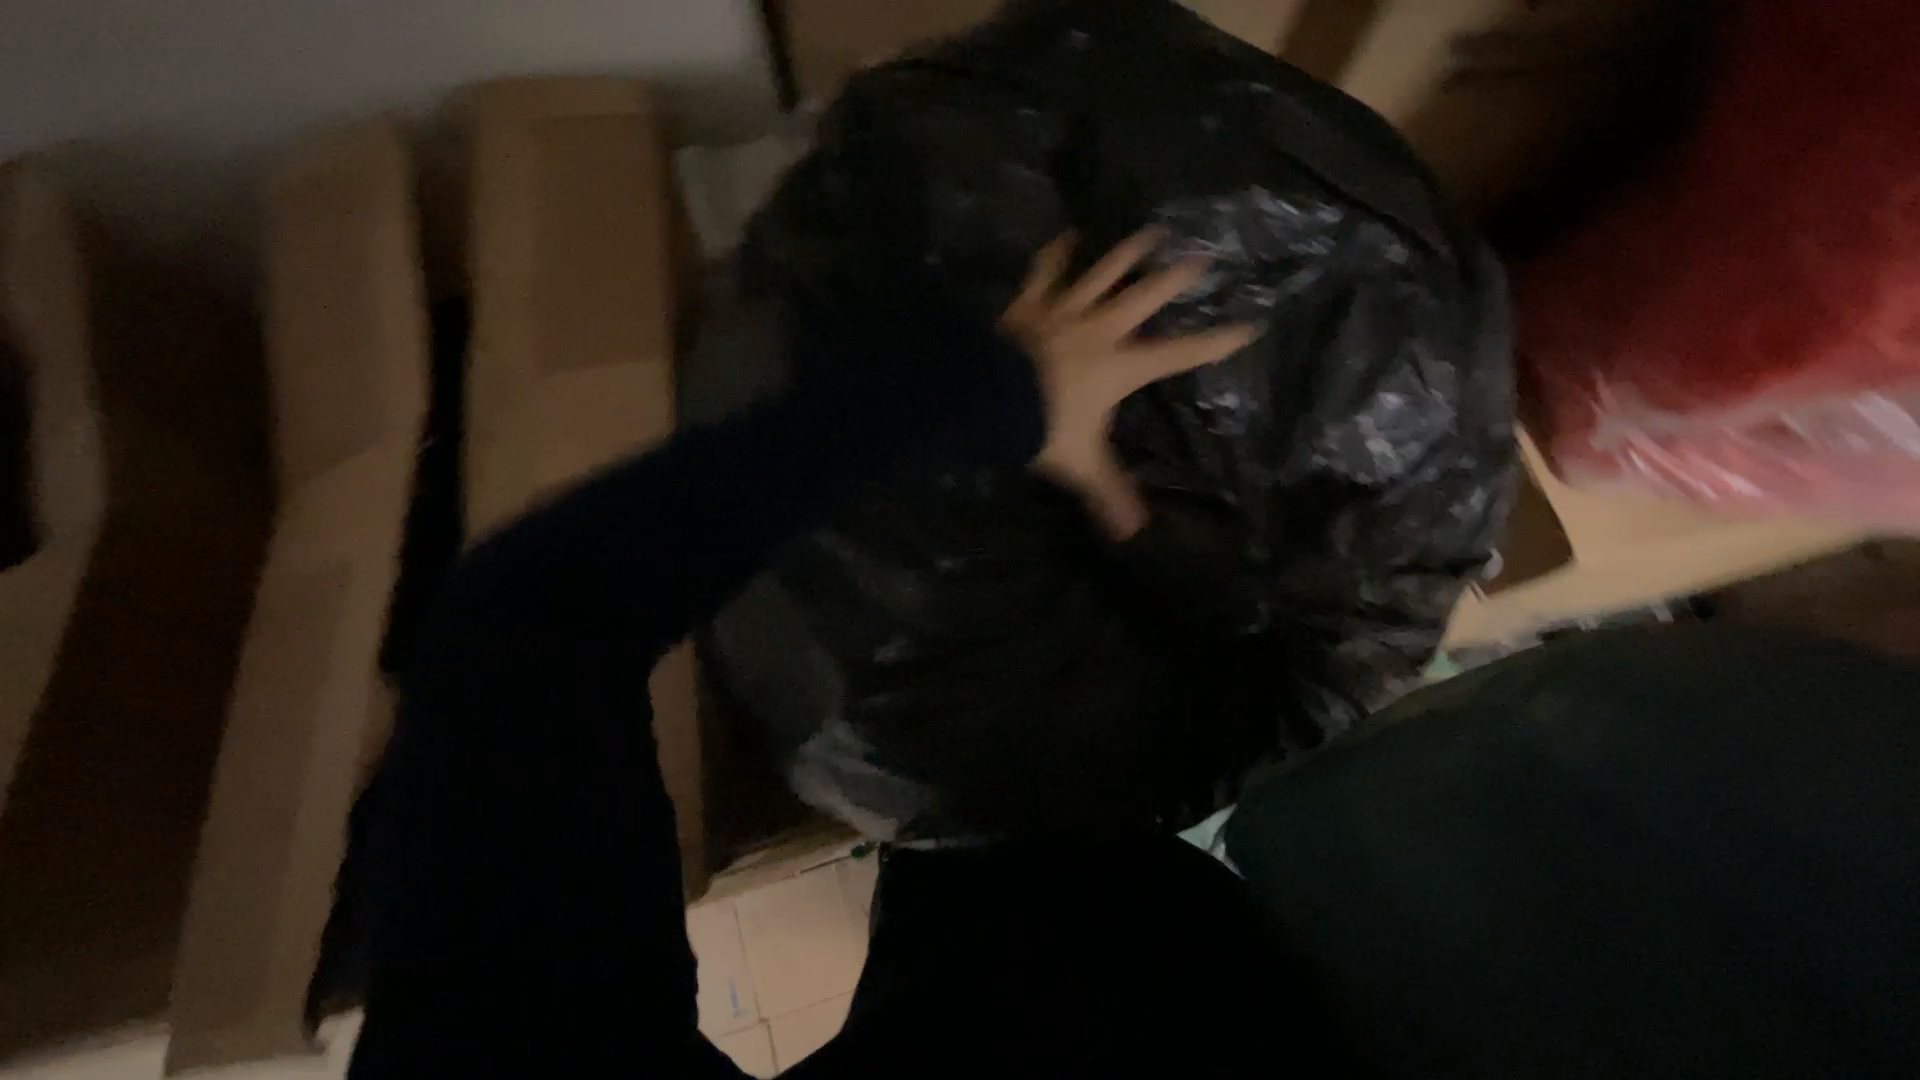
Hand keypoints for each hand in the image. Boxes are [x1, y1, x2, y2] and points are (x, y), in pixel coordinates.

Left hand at [1001, 229, 1258, 538]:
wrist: (988, 397)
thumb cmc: (1043, 428)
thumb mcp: (1081, 465)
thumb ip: (1109, 494)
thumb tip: (1133, 534)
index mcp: (1122, 366)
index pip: (1180, 354)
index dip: (1216, 341)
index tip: (1250, 325)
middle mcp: (1102, 329)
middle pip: (1147, 296)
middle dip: (1177, 277)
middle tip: (1203, 257)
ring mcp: (1066, 310)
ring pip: (1104, 271)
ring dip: (1129, 252)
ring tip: (1152, 231)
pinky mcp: (1032, 303)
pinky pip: (1046, 271)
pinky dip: (1056, 253)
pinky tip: (1067, 235)